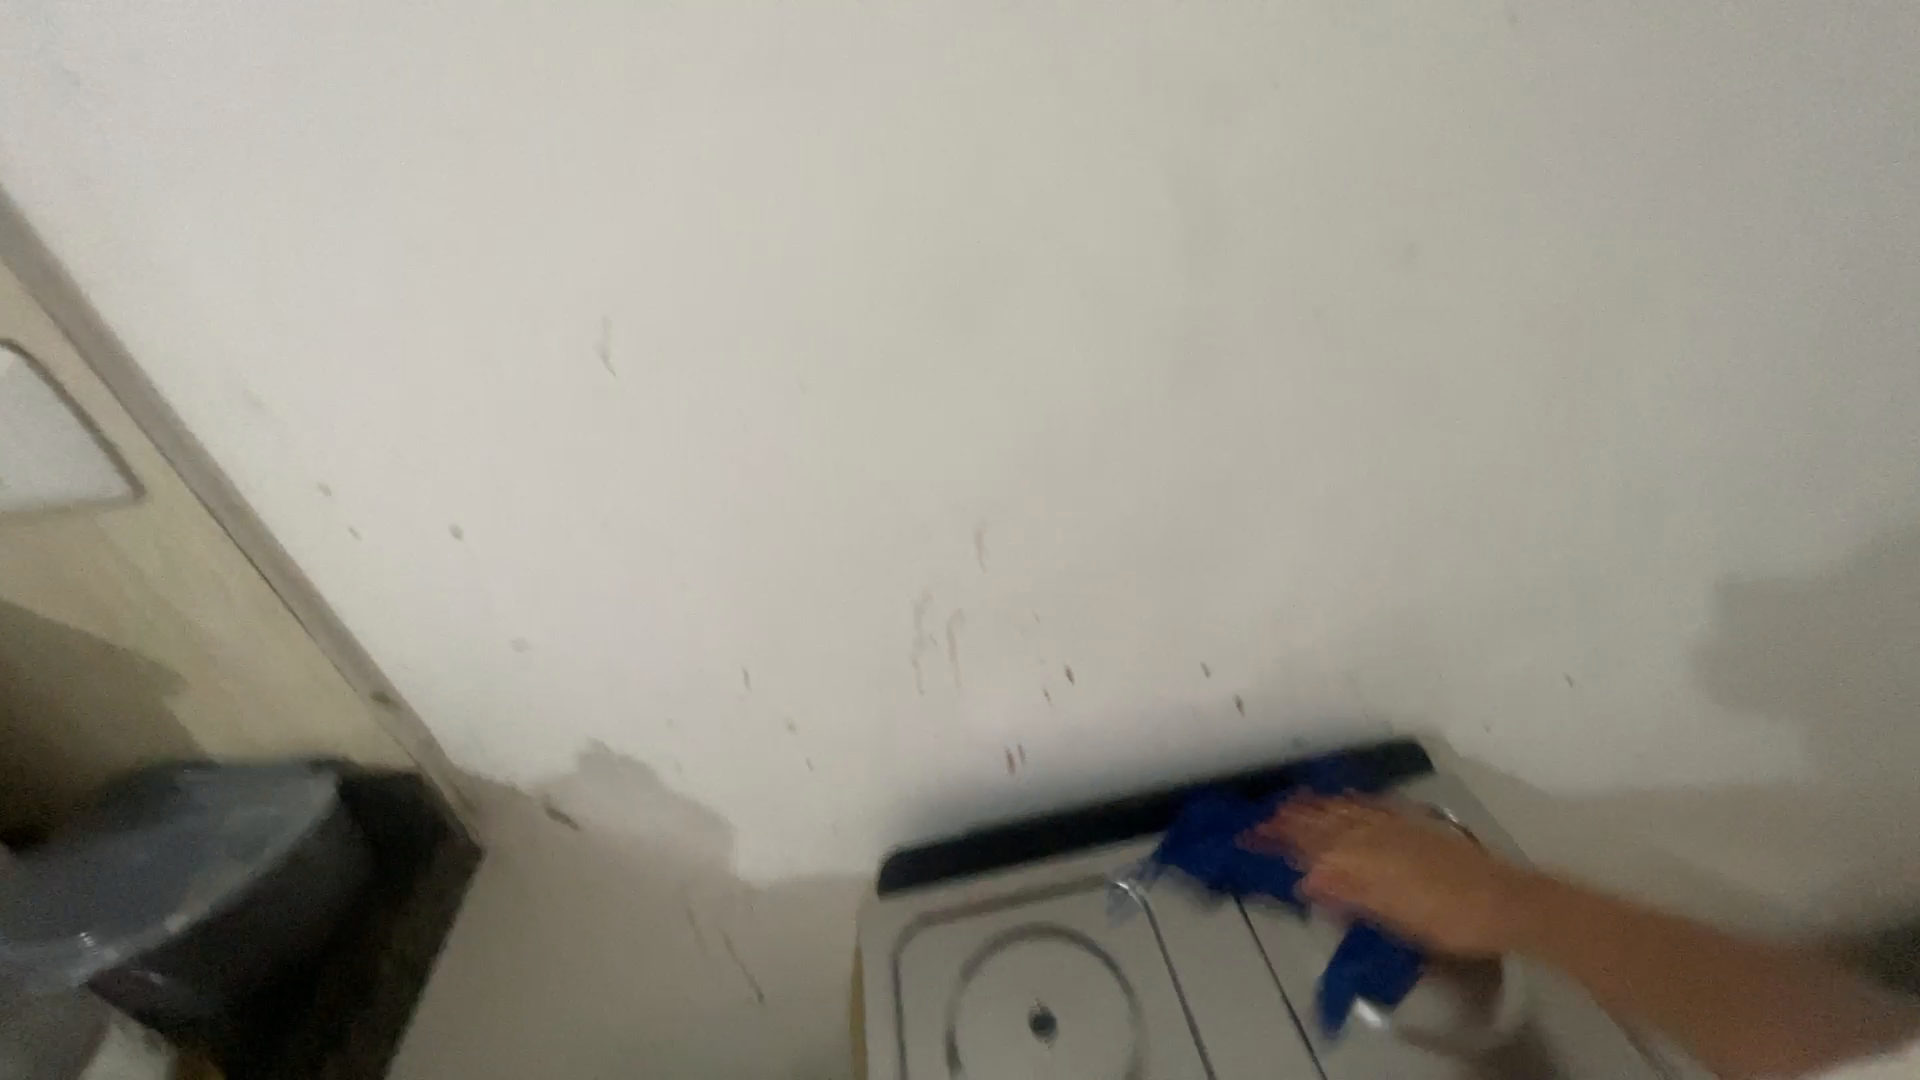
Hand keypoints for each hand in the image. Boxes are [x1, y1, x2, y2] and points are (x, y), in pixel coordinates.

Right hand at [1243, 795, 1539, 956]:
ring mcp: (1388, 823)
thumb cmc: (1445, 919)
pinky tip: (1337, 797)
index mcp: (1359, 858)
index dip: (1274, 838)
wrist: (1501, 900)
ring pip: (1338, 808)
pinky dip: (1344, 799)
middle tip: (1259, 818)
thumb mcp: (1392, 918)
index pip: (1305, 844)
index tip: (1248, 835)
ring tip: (1287, 801)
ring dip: (1309, 805)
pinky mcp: (1408, 820)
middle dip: (1285, 819)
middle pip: (1317, 821)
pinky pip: (1365, 803)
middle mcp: (1368, 833)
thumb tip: (1305, 880)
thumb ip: (1347, 894)